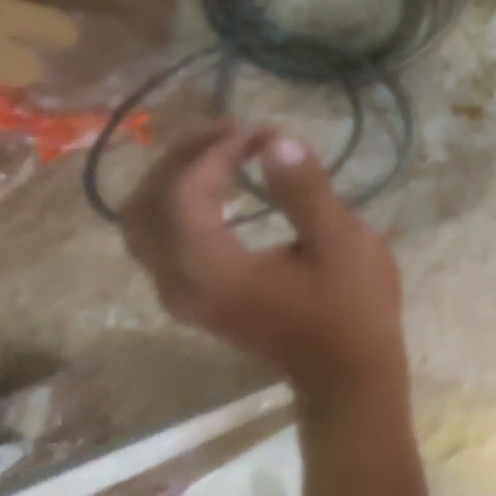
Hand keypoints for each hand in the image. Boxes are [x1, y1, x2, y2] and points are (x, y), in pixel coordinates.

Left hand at [122, 123, 406, 394]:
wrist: (347, 366)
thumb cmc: (351, 301)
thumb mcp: (341, 240)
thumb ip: (305, 192)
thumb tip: (278, 143)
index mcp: (210, 268)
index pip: (181, 195)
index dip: (213, 153)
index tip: (261, 129)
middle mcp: (177, 282)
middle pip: (144, 209)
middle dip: (182, 160)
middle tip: (235, 130)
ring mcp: (182, 293)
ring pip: (144, 226)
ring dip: (176, 180)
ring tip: (227, 151)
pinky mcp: (197, 296)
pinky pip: (163, 240)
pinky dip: (181, 204)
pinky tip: (225, 189)